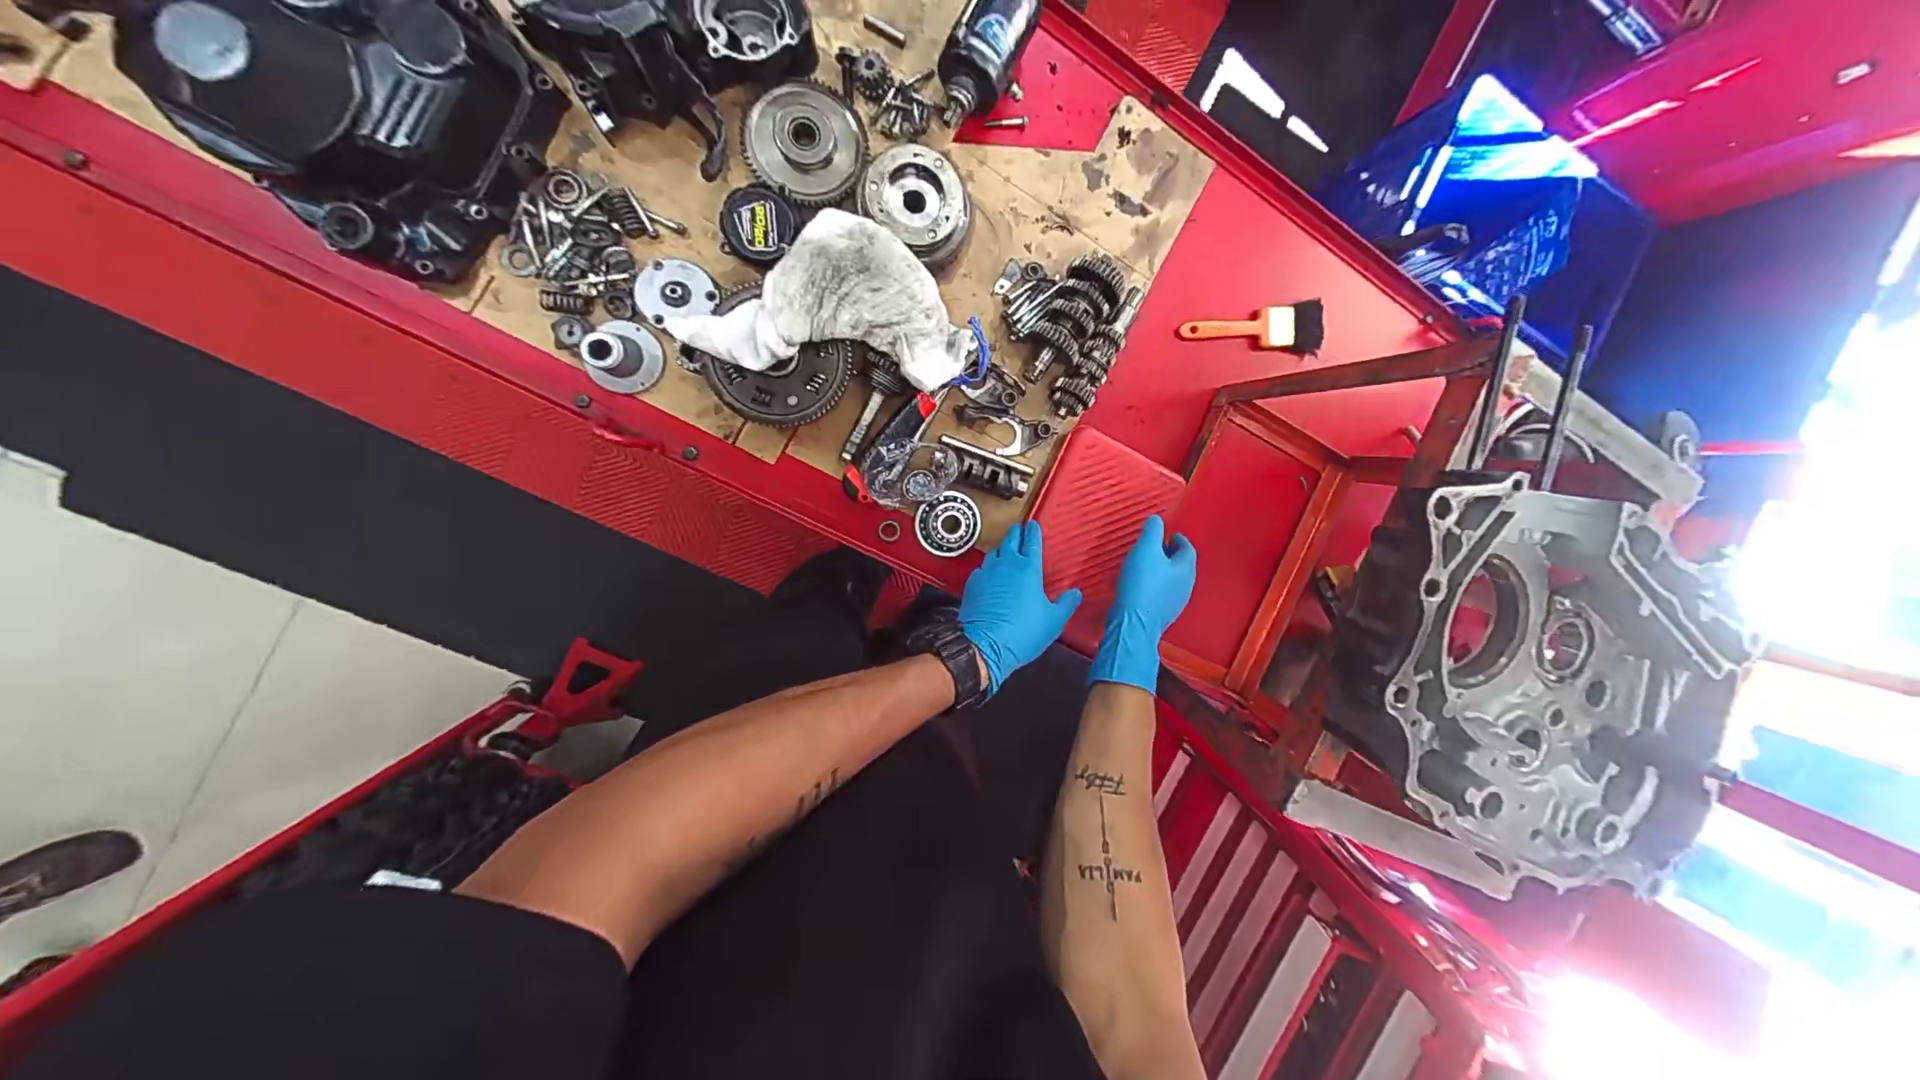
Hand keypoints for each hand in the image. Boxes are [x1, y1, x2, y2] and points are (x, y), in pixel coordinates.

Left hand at [959, 522, 1082, 692]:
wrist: (985, 645)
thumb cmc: (1023, 632)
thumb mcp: (1053, 621)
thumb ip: (1066, 604)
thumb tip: (1075, 593)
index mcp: (1028, 568)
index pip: (1031, 541)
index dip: (1033, 531)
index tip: (1033, 524)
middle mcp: (1006, 564)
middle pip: (1010, 540)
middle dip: (1016, 533)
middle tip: (1020, 530)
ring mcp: (986, 573)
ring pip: (994, 552)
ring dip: (1002, 549)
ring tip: (1006, 551)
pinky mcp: (971, 585)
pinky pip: (981, 569)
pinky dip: (988, 568)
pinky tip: (990, 575)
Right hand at [1089, 515, 1195, 691]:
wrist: (1133, 623)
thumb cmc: (1141, 582)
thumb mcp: (1145, 549)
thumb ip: (1153, 531)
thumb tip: (1157, 519)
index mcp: (1185, 568)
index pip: (1187, 548)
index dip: (1177, 538)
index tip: (1166, 534)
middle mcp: (1186, 586)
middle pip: (1180, 565)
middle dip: (1168, 555)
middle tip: (1152, 548)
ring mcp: (1175, 603)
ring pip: (1170, 581)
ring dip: (1160, 571)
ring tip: (1143, 566)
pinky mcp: (1162, 616)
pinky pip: (1160, 594)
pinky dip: (1153, 586)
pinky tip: (1137, 586)